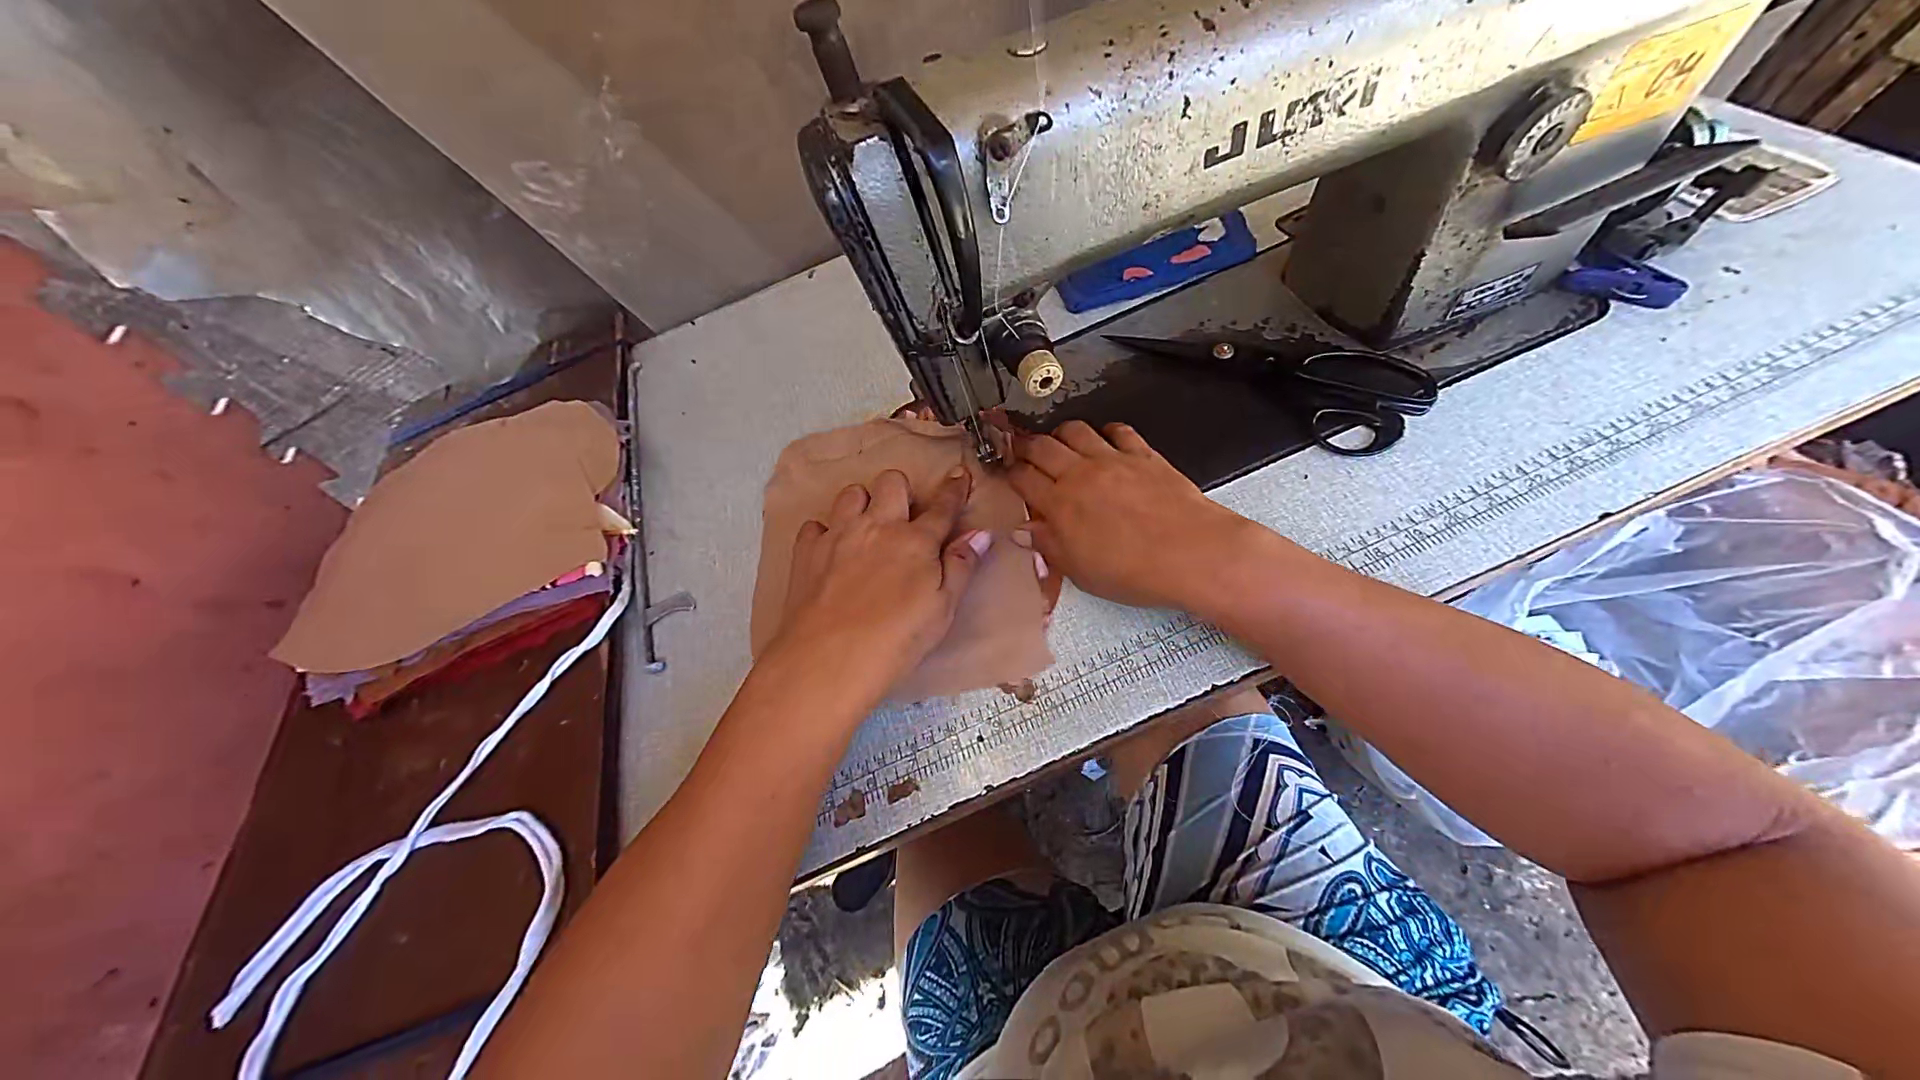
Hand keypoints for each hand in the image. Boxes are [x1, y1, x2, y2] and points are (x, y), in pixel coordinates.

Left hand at [769, 467, 990, 695]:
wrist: (830, 657)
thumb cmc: (896, 639)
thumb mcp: (942, 609)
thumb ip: (960, 567)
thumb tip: (979, 535)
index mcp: (915, 541)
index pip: (942, 506)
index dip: (954, 489)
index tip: (959, 476)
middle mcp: (877, 527)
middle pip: (891, 482)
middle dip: (900, 489)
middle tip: (903, 514)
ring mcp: (838, 535)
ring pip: (850, 494)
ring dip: (862, 503)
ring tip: (866, 527)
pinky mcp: (807, 552)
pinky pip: (815, 524)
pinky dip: (824, 532)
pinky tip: (831, 550)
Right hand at [1008, 421, 1267, 612]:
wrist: (1194, 555)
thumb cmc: (1139, 571)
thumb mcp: (1080, 571)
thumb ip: (1048, 545)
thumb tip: (1023, 532)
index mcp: (1060, 504)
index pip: (1022, 477)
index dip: (1008, 473)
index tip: (1006, 474)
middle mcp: (1082, 474)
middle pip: (1041, 446)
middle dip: (1024, 445)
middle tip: (1019, 448)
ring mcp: (1114, 460)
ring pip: (1075, 430)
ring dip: (1060, 433)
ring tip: (1057, 441)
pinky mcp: (1144, 455)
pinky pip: (1118, 431)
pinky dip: (1106, 432)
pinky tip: (1105, 439)